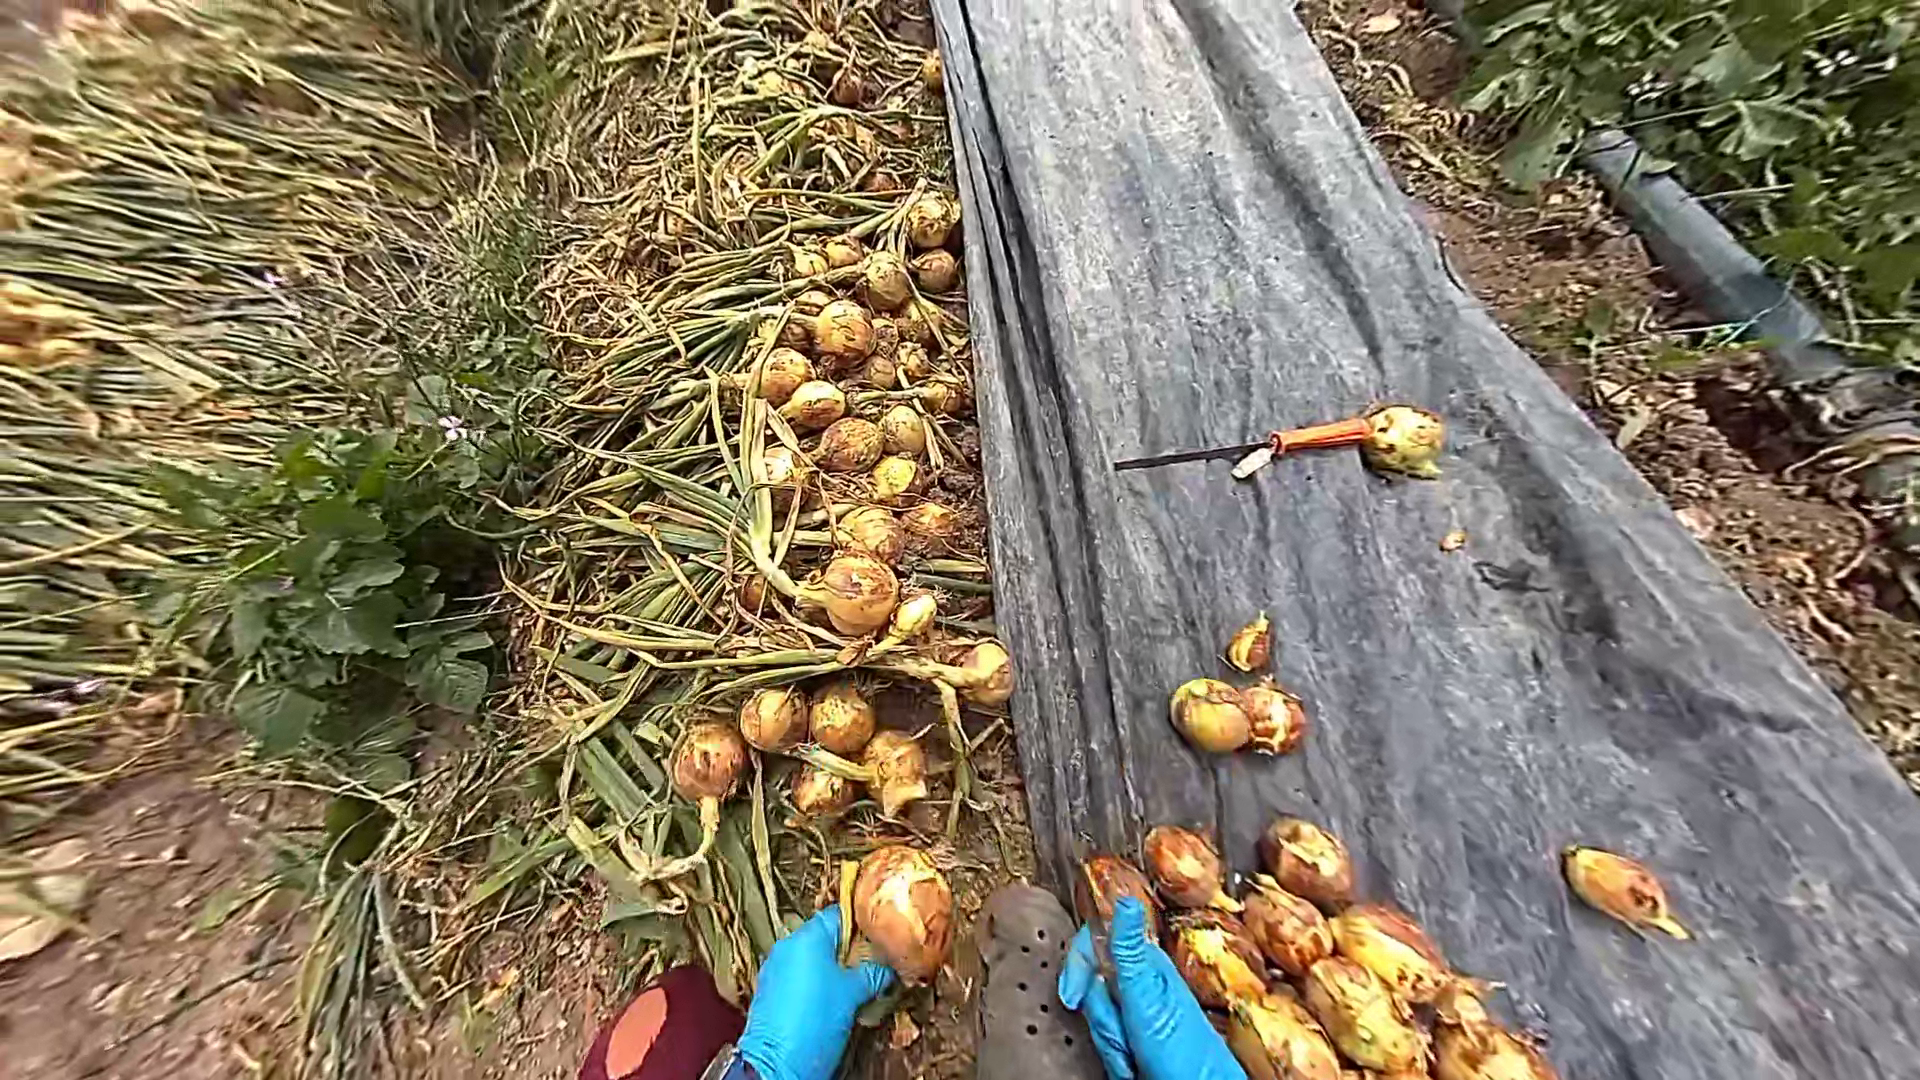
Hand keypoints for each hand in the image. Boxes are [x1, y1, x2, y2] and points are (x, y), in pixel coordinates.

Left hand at [739, 907, 894, 1079]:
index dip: (861, 925)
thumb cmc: (815, 1022)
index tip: (877, 940)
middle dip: (848, 951)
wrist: (774, 1069)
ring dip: (831, 969)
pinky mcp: (767, 992)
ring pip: (812, 958)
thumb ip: (873, 972)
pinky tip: (829, 1003)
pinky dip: (813, 984)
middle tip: (870, 967)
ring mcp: (775, 968)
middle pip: (826, 936)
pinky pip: (797, 976)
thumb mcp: (853, 994)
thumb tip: (888, 966)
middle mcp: (789, 944)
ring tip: (852, 988)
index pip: (840, 914)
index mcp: (808, 935)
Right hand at [1057, 897, 1245, 1079]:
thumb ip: (1130, 946)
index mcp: (1143, 959)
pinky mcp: (1134, 1037)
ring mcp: (1135, 1010)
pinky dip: (1115, 1059)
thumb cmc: (1181, 1050)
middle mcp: (1137, 980)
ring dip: (1111, 1042)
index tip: (1071, 996)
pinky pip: (1106, 1041)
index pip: (1092, 941)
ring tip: (1135, 1058)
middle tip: (1126, 1037)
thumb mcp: (1148, 994)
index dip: (1077, 966)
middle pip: (1091, 983)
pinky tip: (1133, 1068)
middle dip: (1102, 1017)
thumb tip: (1125, 898)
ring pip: (1097, 1014)